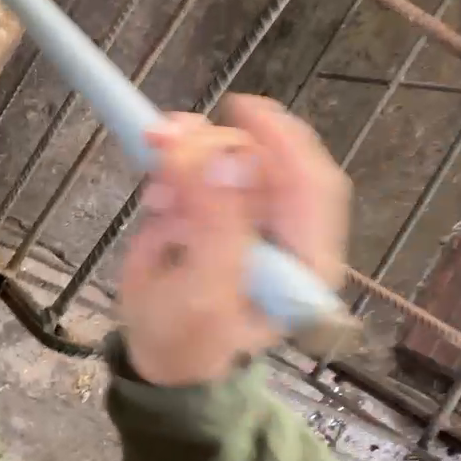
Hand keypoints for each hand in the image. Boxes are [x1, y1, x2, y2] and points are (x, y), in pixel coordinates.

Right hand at [117, 96, 350, 386]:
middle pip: (262, 163)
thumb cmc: (187, 337)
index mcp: (301, 258)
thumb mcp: (203, 292)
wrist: (157, 353)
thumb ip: (218, 227)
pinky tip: (154, 193)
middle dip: (214, 143)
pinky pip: (194, 172)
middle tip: (161, 136)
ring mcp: (242, 217)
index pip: (308, 185)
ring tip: (152, 162)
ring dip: (187, 154)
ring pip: (225, 160)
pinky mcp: (209, 210)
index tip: (242, 107)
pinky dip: (171, 169)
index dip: (281, 140)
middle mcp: (280, 230)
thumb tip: (224, 157)